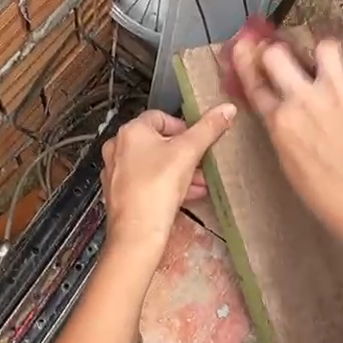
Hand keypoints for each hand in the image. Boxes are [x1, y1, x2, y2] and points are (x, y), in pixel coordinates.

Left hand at [100, 107, 235, 250]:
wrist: (138, 232)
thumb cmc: (157, 188)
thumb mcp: (189, 152)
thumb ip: (209, 129)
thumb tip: (226, 109)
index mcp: (131, 131)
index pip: (161, 117)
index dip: (183, 127)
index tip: (199, 140)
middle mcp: (118, 148)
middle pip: (158, 142)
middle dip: (184, 153)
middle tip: (202, 163)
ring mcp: (116, 171)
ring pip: (153, 164)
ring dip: (179, 171)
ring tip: (200, 182)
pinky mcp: (119, 193)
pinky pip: (146, 182)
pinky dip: (166, 185)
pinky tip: (187, 195)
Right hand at [229, 36, 342, 251]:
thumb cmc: (323, 190)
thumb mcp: (285, 156)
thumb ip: (278, 122)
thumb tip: (275, 100)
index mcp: (280, 121)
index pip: (254, 81)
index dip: (245, 61)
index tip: (243, 46)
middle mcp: (306, 101)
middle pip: (278, 54)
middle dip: (276, 52)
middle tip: (284, 57)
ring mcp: (339, 94)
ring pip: (325, 46)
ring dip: (320, 53)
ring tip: (324, 63)